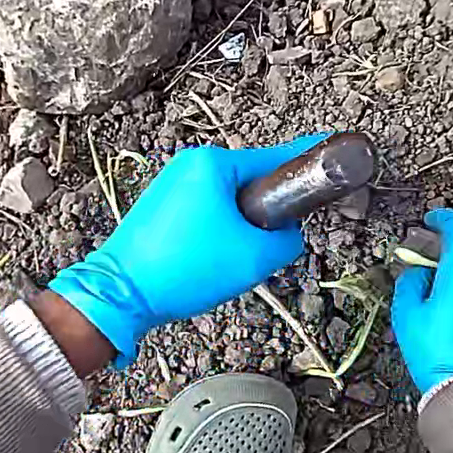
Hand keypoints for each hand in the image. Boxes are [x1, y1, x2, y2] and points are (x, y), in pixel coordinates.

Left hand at [52, 134, 326, 363]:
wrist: (121, 295)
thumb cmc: (186, 269)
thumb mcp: (255, 258)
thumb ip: (289, 239)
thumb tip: (289, 232)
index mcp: (212, 164)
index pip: (276, 158)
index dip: (307, 165)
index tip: (332, 156)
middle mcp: (191, 164)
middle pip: (253, 179)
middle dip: (267, 209)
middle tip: (269, 241)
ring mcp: (174, 182)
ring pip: (231, 197)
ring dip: (244, 222)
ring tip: (235, 254)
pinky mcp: (164, 203)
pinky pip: (209, 207)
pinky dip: (222, 227)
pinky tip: (215, 254)